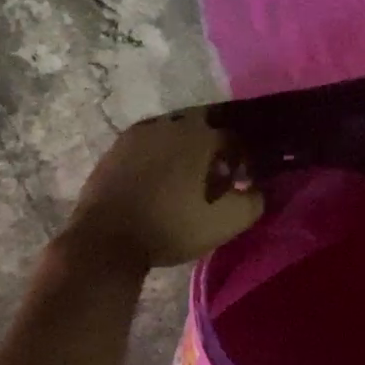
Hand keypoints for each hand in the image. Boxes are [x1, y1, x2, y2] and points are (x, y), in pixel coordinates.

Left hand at [60, 109, 263, 271]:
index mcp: (203, 133)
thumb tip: (258, 189)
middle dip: (214, 151)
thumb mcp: (227, 222)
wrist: (106, 241)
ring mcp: (141, 132)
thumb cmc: (172, 226)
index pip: (236, 139)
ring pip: (175, 135)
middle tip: (214, 180)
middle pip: (205, 131)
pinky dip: (158, 159)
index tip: (241, 184)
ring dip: (185, 152)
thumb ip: (254, 201)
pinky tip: (157, 183)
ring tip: (184, 183)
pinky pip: (149, 146)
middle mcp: (174, 122)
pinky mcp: (117, 148)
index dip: (244, 161)